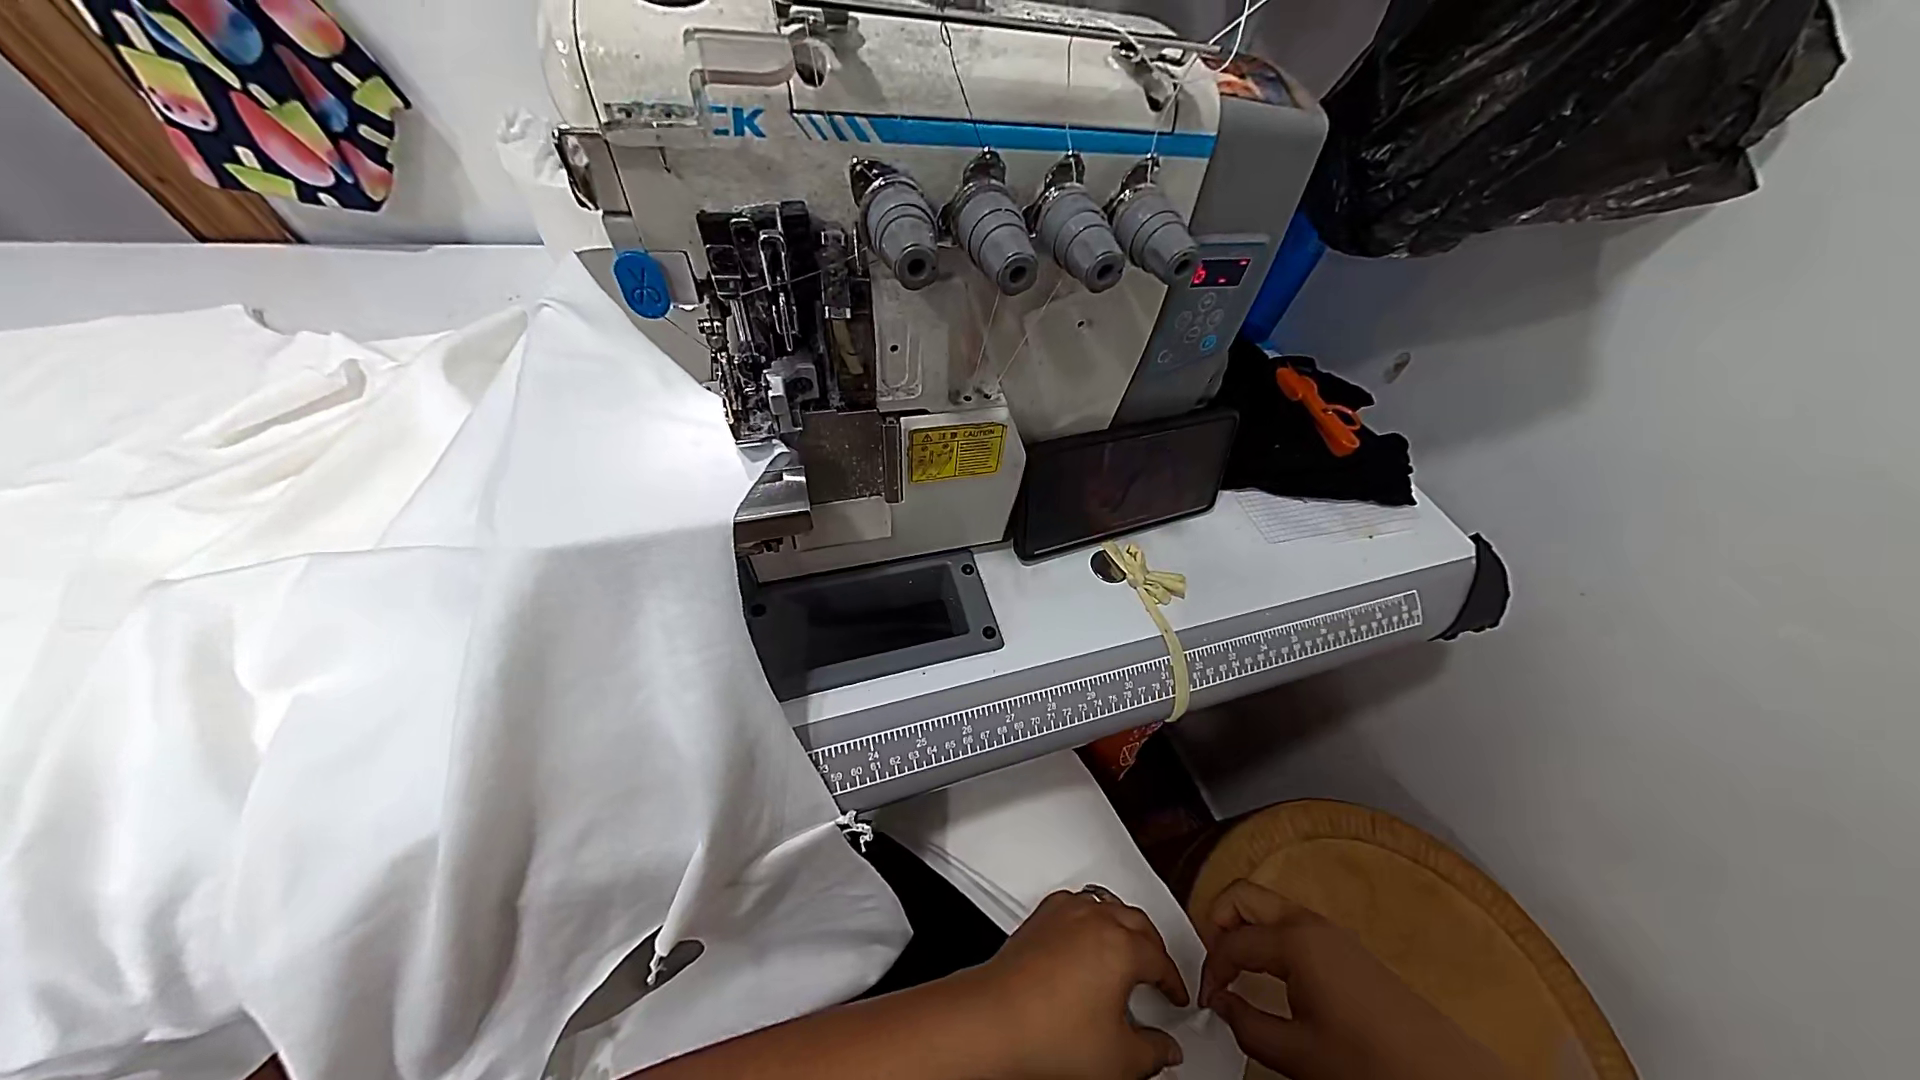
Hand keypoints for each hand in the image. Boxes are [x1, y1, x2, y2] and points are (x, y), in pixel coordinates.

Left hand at [956, 887, 1190, 1078]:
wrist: (996, 1021)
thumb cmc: (1048, 1032)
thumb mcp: (1120, 1057)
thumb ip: (1153, 1051)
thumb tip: (1164, 1048)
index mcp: (1121, 945)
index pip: (1160, 958)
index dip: (1173, 981)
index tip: (1175, 994)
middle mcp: (1093, 919)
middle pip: (1137, 922)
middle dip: (1153, 944)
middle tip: (1159, 968)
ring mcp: (1064, 913)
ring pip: (1106, 904)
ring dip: (1122, 922)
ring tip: (1128, 946)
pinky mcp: (1040, 917)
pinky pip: (1075, 903)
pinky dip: (1089, 914)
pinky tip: (1086, 932)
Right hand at [1198, 880, 1515, 1079]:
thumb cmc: (1383, 1065)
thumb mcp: (1299, 1055)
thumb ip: (1248, 1026)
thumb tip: (1226, 1007)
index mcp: (1295, 941)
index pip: (1230, 941)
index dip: (1211, 970)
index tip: (1210, 998)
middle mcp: (1311, 924)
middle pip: (1243, 895)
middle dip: (1217, 921)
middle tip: (1212, 960)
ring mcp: (1332, 933)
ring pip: (1267, 907)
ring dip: (1244, 928)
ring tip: (1237, 968)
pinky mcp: (1347, 949)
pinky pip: (1291, 924)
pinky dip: (1269, 938)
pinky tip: (1272, 975)